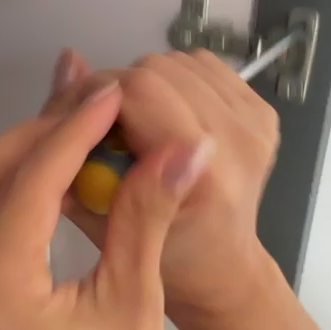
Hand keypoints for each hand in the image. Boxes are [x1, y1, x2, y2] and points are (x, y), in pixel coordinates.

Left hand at [0, 81, 209, 329]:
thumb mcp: (135, 308)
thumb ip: (145, 217)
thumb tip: (183, 148)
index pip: (28, 182)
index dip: (72, 128)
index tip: (112, 92)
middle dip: (32, 135)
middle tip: (90, 108)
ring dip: (15, 163)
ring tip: (76, 135)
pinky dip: (6, 199)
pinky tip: (50, 185)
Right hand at [45, 49, 284, 329]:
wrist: (221, 268)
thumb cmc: (158, 258)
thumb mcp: (100, 219)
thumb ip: (77, 146)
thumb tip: (67, 61)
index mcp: (200, 176)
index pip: (139, 91)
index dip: (96, 94)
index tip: (75, 117)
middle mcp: (238, 142)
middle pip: (157, 69)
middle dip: (119, 91)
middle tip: (106, 130)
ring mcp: (256, 124)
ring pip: (178, 61)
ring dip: (148, 85)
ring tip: (138, 127)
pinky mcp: (263, 113)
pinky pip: (204, 66)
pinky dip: (176, 83)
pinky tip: (168, 118)